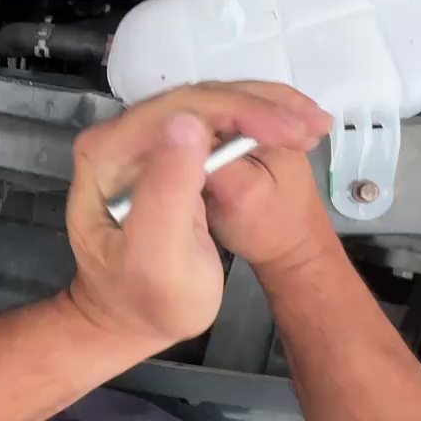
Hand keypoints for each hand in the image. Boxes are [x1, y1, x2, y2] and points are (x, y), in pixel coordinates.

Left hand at [64, 83, 329, 348]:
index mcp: (105, 154)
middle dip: (258, 106)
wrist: (129, 319)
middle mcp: (115, 140)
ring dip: (260, 110)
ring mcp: (136, 145)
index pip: (178, 111)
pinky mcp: (159, 156)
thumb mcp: (156, 257)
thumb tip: (187, 123)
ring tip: (311, 126)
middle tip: (315, 124)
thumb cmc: (145, 299)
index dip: (241, 111)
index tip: (296, 132)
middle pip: (193, 101)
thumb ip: (165, 192)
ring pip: (204, 107)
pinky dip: (249, 125)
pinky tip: (287, 133)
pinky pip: (207, 126)